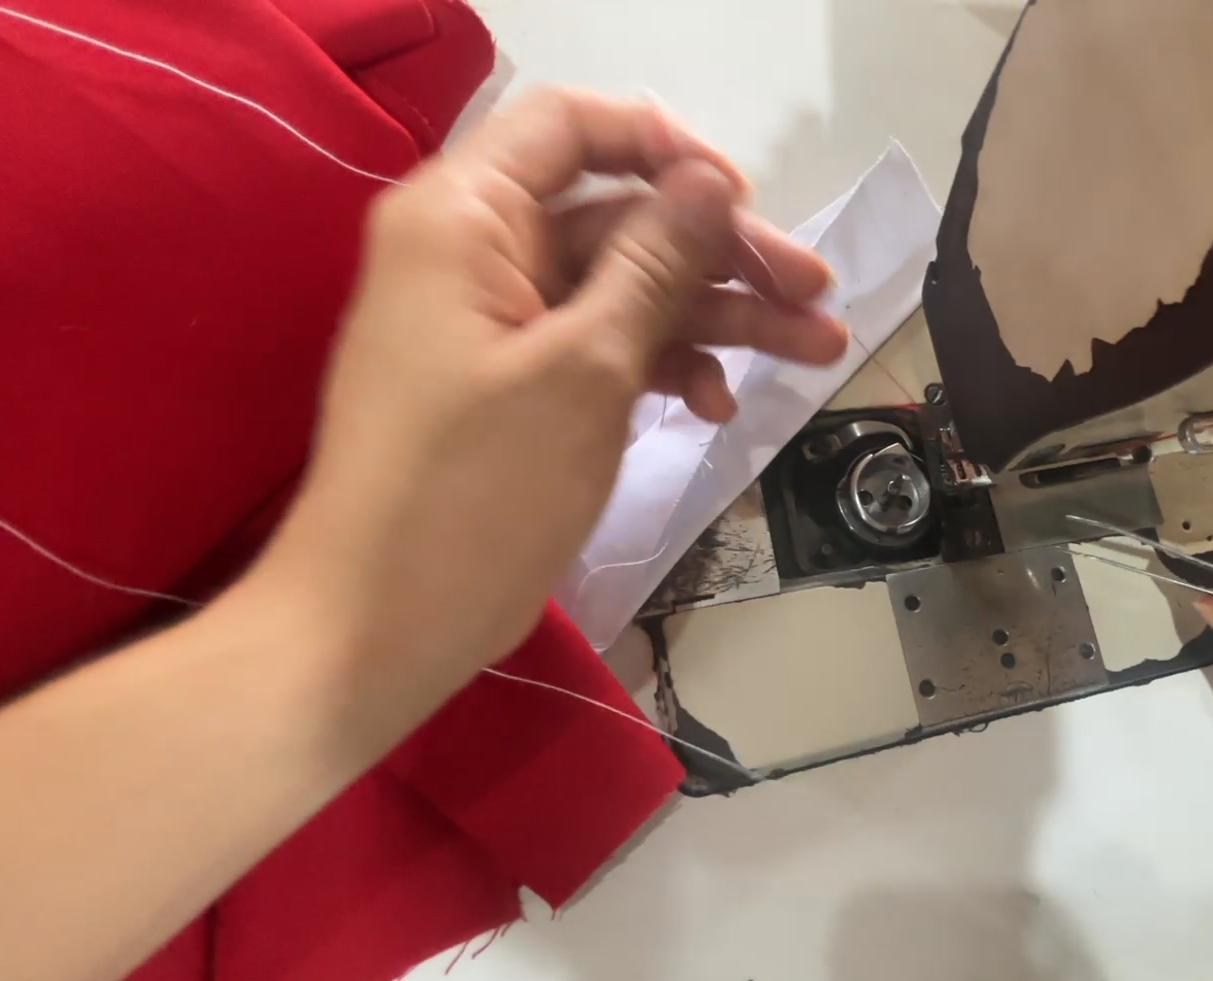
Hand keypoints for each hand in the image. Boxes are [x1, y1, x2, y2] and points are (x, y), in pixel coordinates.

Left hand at [251, 87, 847, 709]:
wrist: (395, 618)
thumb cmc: (478, 488)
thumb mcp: (585, 368)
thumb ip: (653, 266)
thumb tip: (711, 183)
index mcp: (468, 218)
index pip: (573, 131)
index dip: (667, 152)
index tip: (748, 203)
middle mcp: (486, 256)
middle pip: (626, 224)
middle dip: (726, 259)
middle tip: (817, 296)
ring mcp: (512, 328)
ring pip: (635, 295)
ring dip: (721, 322)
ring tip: (815, 351)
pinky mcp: (534, 388)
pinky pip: (616, 353)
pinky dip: (671, 371)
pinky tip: (717, 408)